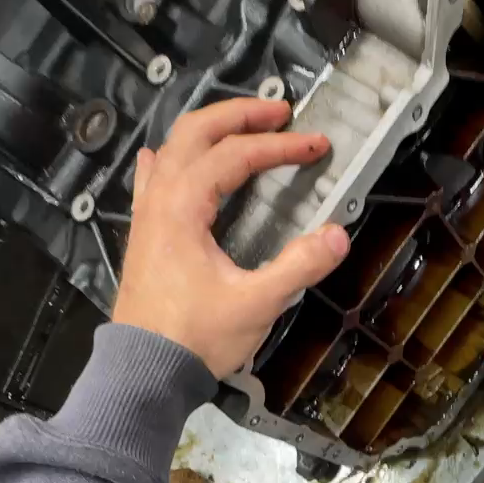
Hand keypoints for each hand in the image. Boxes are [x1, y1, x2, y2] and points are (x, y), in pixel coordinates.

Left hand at [112, 98, 350, 377]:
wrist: (146, 369)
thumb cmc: (198, 337)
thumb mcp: (256, 304)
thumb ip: (298, 266)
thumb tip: (338, 235)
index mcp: (184, 206)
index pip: (236, 156)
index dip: (281, 146)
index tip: (317, 146)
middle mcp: (160, 198)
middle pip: (196, 133)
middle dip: (240, 116)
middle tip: (280, 113)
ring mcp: (147, 215)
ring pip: (173, 149)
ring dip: (210, 131)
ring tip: (242, 129)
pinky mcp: (145, 235)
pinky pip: (152, 179)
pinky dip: (170, 159)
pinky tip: (166, 157)